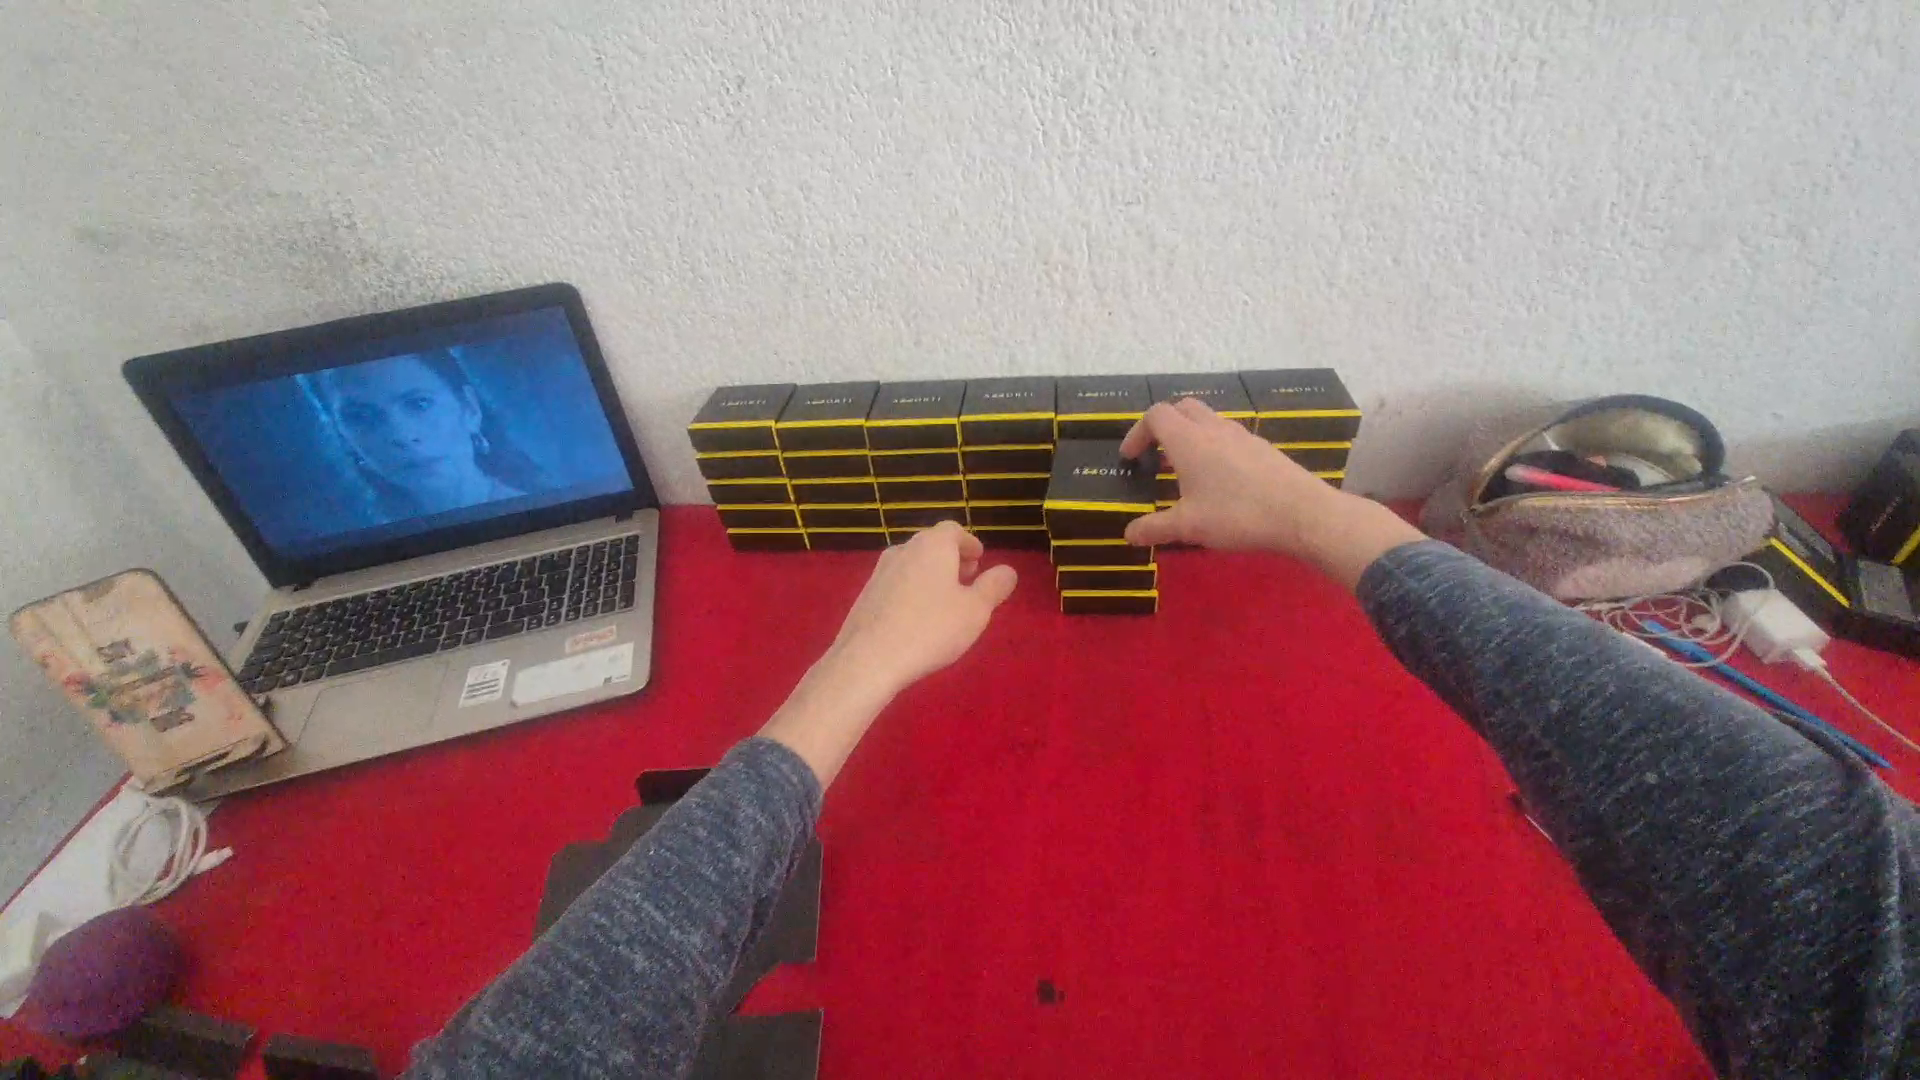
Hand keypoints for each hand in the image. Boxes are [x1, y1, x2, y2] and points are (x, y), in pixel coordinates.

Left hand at [825, 520, 1018, 692]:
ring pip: (912, 563)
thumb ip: (994, 587)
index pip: (953, 530)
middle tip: (967, 579)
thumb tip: (1008, 570)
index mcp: (932, 545)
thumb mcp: (975, 610)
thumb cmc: (931, 629)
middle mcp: (903, 550)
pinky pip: (896, 583)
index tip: (979, 559)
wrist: (868, 658)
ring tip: (945, 601)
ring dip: (931, 574)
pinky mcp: (865, 595)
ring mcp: (880, 572)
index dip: (969, 543)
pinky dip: (912, 589)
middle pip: (931, 544)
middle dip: (952, 558)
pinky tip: (917, 618)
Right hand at [1119, 399, 1342, 552]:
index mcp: (1188, 440)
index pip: (1155, 415)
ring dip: (1189, 436)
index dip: (1137, 433)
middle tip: (1156, 456)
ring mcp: (1241, 435)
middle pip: (1182, 408)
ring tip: (1184, 470)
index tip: (1131, 458)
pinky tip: (1219, 480)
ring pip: (1207, 420)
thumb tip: (1129, 534)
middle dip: (1163, 426)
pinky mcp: (1262, 448)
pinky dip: (1213, 446)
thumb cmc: (1237, 515)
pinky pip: (1228, 436)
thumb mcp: (1189, 527)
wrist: (1302, 514)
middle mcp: (1213, 429)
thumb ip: (1155, 528)